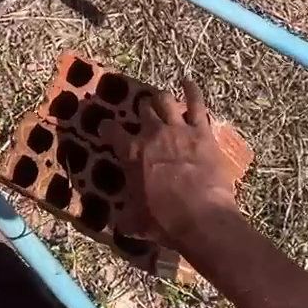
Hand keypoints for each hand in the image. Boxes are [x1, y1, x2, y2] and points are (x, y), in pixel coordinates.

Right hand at [104, 78, 241, 246]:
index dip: (107, 127)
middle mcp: (152, 134)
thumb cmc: (165, 220)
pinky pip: (197, 104)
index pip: (111, 130)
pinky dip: (192, 91)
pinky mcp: (201, 132)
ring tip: (161, 99)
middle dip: (141, 110)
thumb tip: (116, 225)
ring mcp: (178, 129)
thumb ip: (125, 218)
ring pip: (165, 101)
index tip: (105, 127)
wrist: (202, 219)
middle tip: (142, 113)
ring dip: (162, 99)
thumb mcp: (137, 221)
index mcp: (132, 152)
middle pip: (143, 110)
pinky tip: (188, 82)